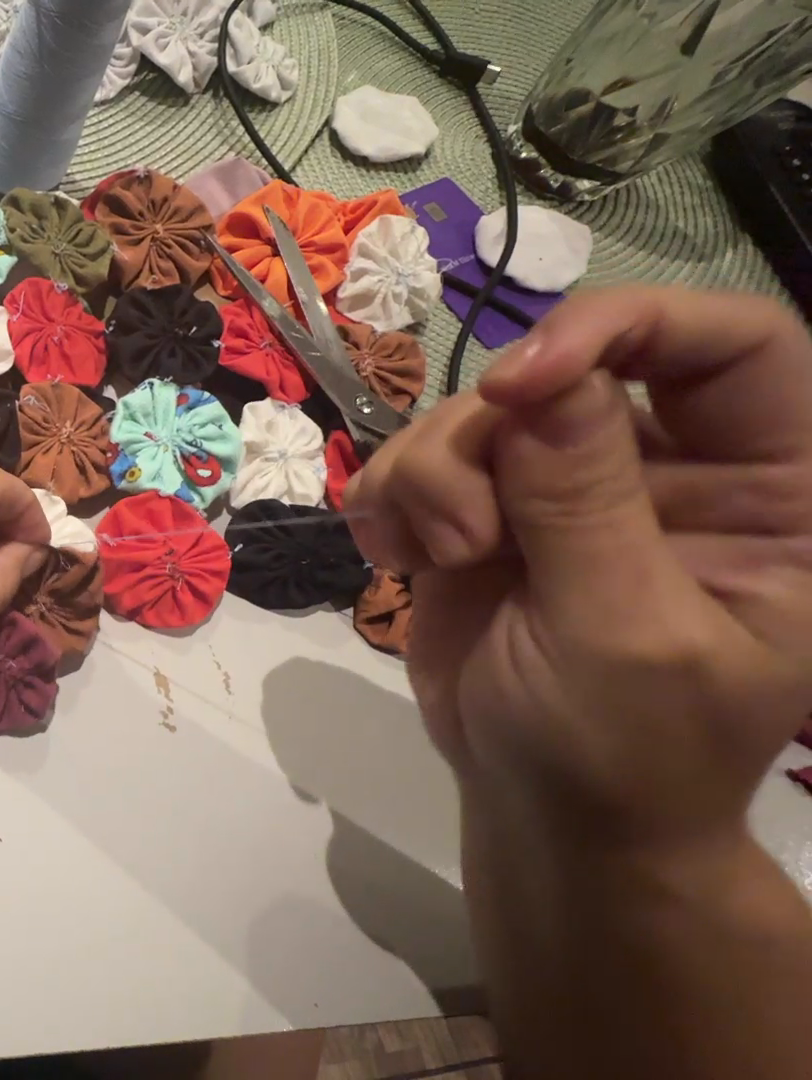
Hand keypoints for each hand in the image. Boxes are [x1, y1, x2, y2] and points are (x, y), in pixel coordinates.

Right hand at [347, 287, 811, 844]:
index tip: (512, 384)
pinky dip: (381, 504)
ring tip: (425, 560)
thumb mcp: (619, 633)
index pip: (728, 348)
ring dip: (417, 484)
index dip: (622, 332)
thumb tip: (544, 384)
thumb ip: (586, 508)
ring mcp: (551, 491)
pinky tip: (392, 558)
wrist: (538, 804)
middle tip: (457, 537)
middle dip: (476, 446)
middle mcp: (660, 470)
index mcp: (769, 490)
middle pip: (553, 379)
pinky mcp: (469, 516)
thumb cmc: (621, 744)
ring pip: (460, 420)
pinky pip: (403, 465)